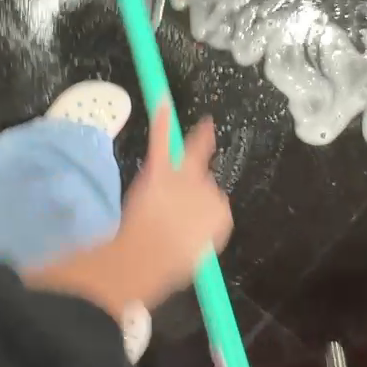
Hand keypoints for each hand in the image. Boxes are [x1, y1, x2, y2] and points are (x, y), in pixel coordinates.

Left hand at [112, 105, 233, 304]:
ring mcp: (184, 177)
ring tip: (163, 195)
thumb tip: (189, 225)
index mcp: (221, 217)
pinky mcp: (160, 169)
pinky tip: (164, 100)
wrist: (146, 258)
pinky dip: (162, 120)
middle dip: (195, 183)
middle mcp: (209, 191)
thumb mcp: (194, 255)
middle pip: (205, 179)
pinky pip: (163, 140)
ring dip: (176, 173)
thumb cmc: (167, 265)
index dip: (197, 211)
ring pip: (186, 163)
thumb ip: (197, 234)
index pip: (215, 203)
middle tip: (184, 192)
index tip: (185, 221)